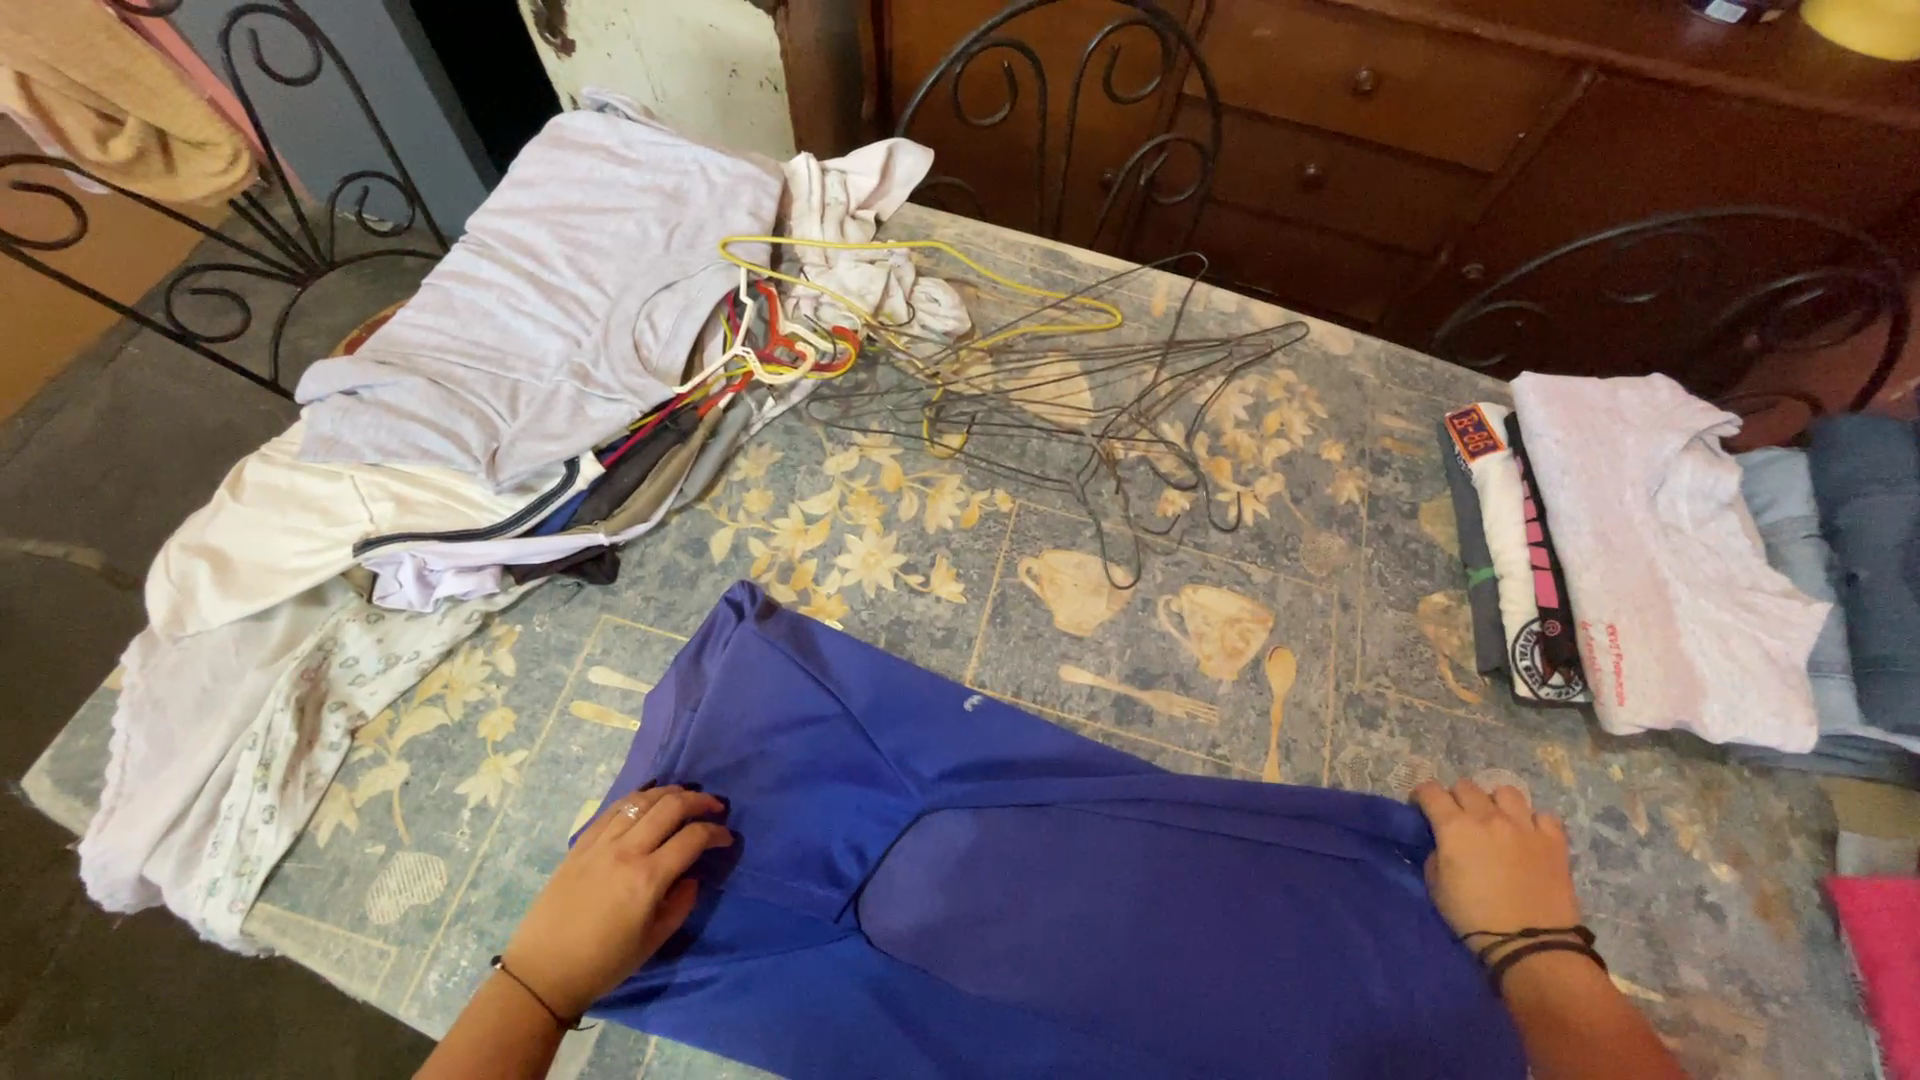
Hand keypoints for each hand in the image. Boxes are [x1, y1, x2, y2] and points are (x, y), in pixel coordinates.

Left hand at [500, 785, 731, 1017]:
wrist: (541, 974)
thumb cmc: (603, 964)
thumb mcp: (653, 941)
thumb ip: (681, 903)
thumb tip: (692, 876)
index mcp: (648, 879)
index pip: (693, 838)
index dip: (716, 833)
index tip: (726, 838)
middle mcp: (626, 852)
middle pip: (671, 807)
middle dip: (700, 801)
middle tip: (715, 807)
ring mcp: (600, 844)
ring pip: (642, 801)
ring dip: (670, 793)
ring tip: (685, 796)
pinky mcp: (580, 844)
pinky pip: (614, 809)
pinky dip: (637, 798)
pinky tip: (648, 799)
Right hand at [1411, 779, 1579, 944]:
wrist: (1530, 944)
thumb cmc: (1474, 917)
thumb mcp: (1436, 884)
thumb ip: (1436, 854)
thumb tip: (1444, 844)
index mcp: (1454, 827)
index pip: (1430, 791)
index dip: (1421, 796)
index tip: (1421, 808)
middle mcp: (1488, 817)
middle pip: (1466, 786)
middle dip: (1455, 798)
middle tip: (1457, 817)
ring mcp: (1524, 827)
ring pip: (1506, 792)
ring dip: (1495, 802)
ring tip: (1496, 820)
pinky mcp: (1554, 842)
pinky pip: (1543, 816)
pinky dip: (1534, 822)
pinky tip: (1528, 835)